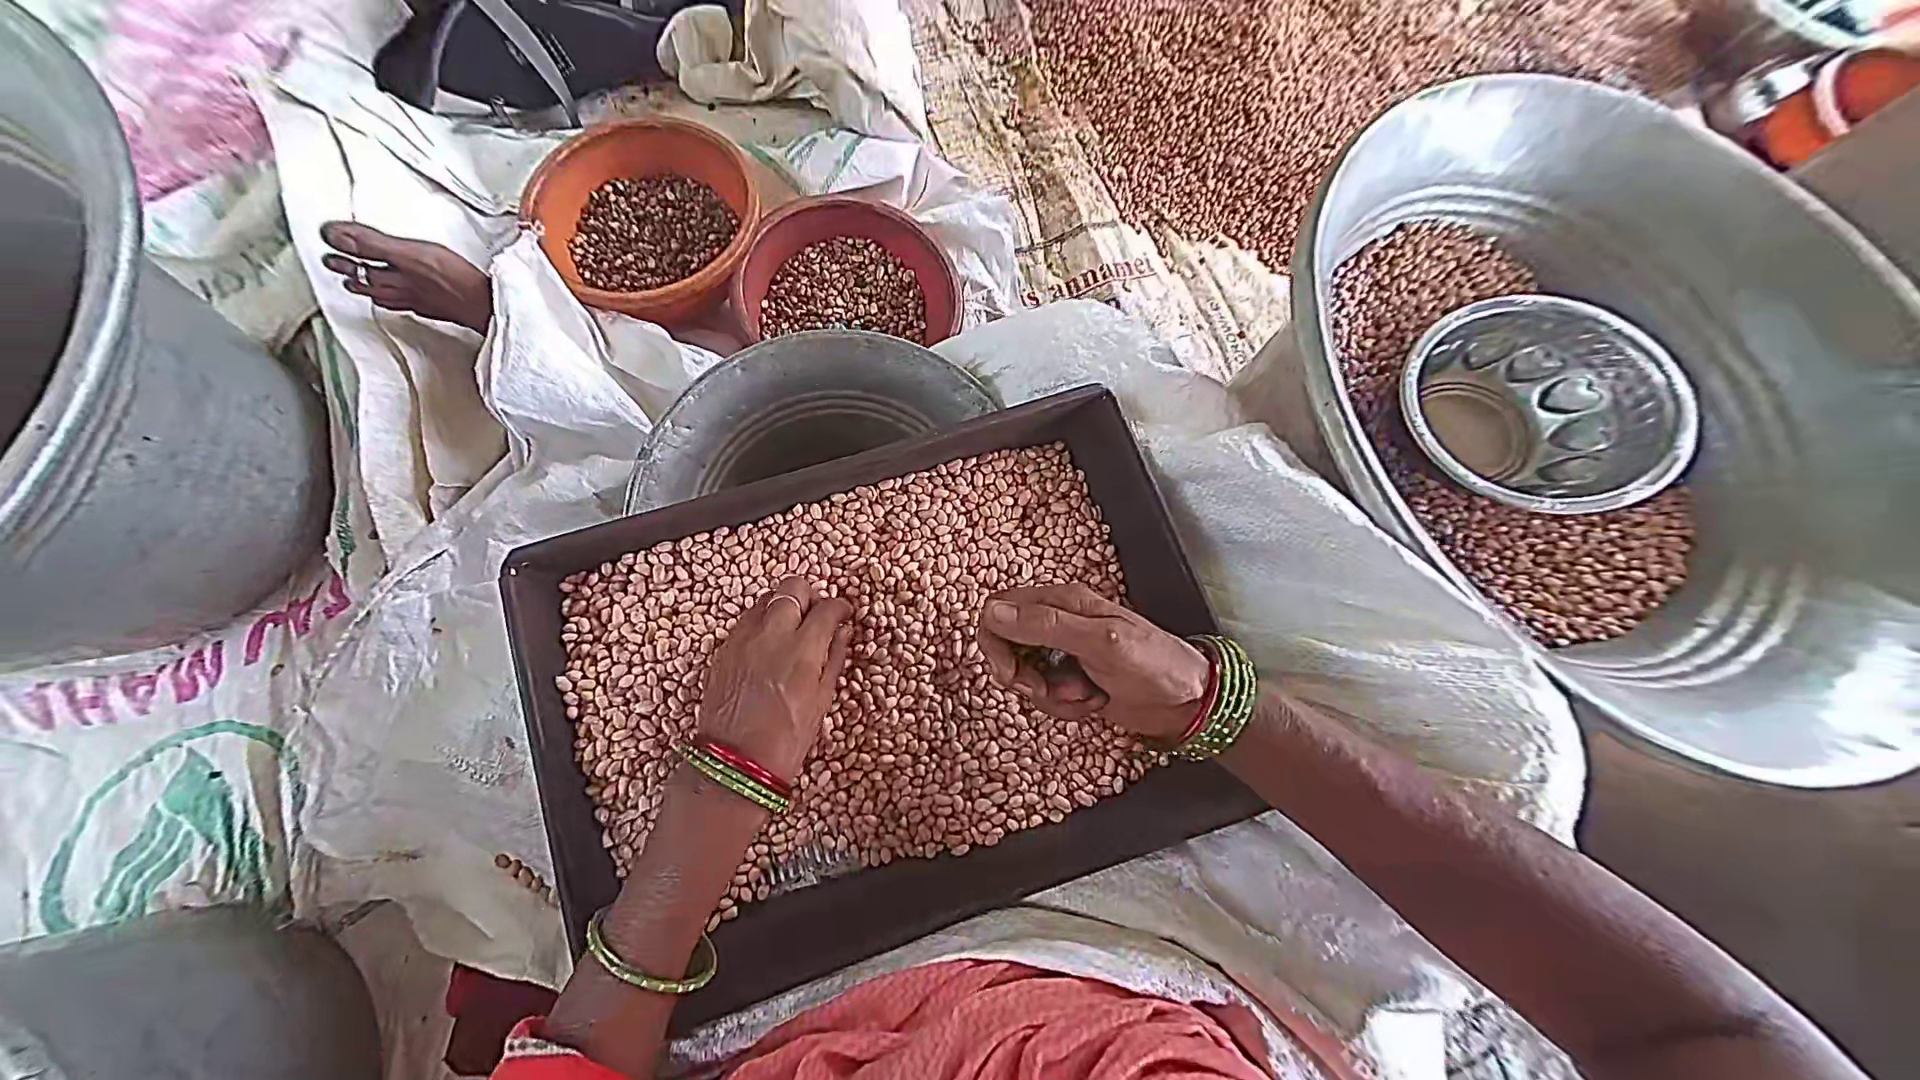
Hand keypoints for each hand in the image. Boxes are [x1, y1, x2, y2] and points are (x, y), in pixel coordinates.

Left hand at [319, 222, 492, 332]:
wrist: (488, 307)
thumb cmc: (456, 280)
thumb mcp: (411, 253)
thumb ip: (371, 244)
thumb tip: (332, 235)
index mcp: (394, 275)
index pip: (360, 261)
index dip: (343, 251)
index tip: (329, 241)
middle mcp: (403, 290)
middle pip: (370, 282)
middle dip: (351, 273)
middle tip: (335, 265)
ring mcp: (421, 302)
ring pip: (387, 296)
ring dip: (370, 290)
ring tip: (358, 286)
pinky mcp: (439, 309)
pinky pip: (409, 306)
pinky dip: (397, 303)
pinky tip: (400, 302)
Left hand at [696, 578, 852, 781]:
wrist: (736, 762)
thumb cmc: (786, 738)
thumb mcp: (822, 699)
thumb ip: (834, 657)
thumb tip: (843, 631)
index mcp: (803, 649)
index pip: (826, 607)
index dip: (840, 607)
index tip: (843, 614)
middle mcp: (771, 635)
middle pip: (792, 587)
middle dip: (809, 595)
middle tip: (816, 615)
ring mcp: (743, 639)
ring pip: (766, 599)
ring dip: (783, 607)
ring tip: (791, 630)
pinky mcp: (723, 649)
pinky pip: (745, 621)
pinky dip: (761, 624)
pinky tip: (769, 646)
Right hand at [976, 584, 1210, 741]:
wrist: (1189, 702)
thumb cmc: (1154, 664)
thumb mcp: (1100, 642)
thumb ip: (1046, 625)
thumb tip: (994, 612)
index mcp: (1061, 600)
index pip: (999, 609)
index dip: (996, 641)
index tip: (1012, 671)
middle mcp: (1057, 621)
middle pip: (1004, 642)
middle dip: (1017, 673)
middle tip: (1040, 690)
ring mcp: (1063, 651)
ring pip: (1022, 672)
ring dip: (1046, 694)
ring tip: (1082, 696)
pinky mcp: (1070, 677)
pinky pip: (1043, 693)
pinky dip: (1060, 705)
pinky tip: (1090, 704)